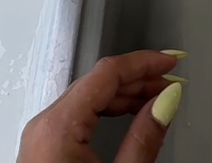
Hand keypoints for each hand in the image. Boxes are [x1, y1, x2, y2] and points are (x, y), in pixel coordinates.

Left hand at [17, 51, 183, 162]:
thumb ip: (145, 137)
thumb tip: (167, 99)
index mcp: (58, 126)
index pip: (108, 72)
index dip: (144, 62)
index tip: (171, 61)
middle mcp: (44, 125)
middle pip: (98, 82)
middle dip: (138, 78)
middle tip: (171, 82)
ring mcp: (40, 137)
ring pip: (89, 96)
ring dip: (125, 93)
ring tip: (156, 98)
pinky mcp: (43, 150)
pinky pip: (79, 114)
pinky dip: (107, 109)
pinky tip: (130, 114)